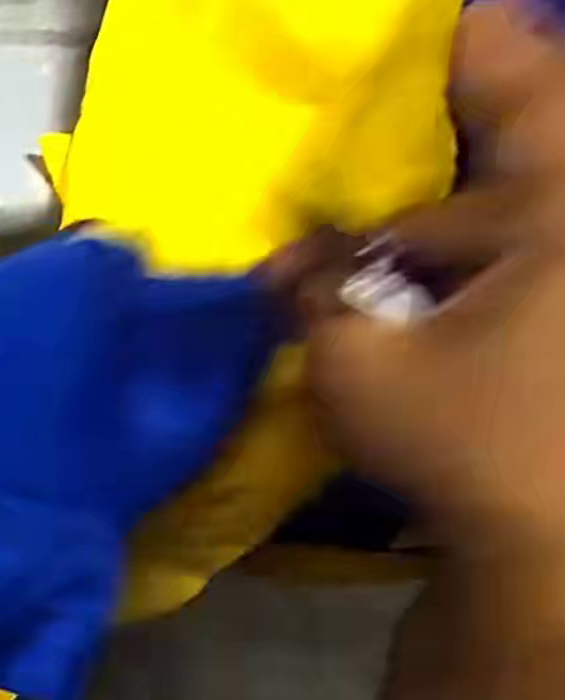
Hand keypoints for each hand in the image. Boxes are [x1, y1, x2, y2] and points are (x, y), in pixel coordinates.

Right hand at [299, 2, 564, 560]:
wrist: (557, 529)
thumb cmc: (462, 431)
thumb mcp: (359, 360)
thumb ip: (315, 298)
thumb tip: (282, 262)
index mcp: (562, 226)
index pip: (530, 110)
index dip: (491, 60)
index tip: (463, 17)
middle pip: (485, 201)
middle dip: (395, 229)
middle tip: (319, 263)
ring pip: (493, 249)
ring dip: (414, 269)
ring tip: (346, 305)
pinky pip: (506, 285)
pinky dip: (445, 296)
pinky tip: (393, 328)